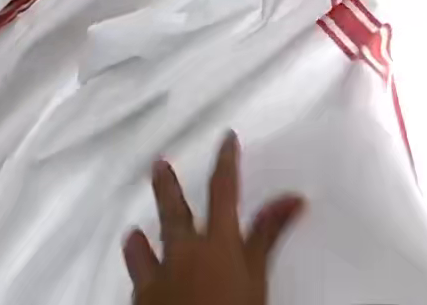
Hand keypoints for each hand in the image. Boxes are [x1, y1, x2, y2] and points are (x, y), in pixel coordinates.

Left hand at [124, 132, 305, 304]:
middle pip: (174, 212)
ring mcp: (157, 281)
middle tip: (158, 164)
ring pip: (143, 252)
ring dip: (140, 241)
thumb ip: (268, 235)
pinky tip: (135, 282)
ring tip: (133, 232)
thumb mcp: (258, 279)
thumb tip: (294, 198)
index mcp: (217, 240)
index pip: (223, 189)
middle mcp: (183, 252)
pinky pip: (135, 286)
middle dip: (167, 187)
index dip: (226, 161)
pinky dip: (138, 278)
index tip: (226, 138)